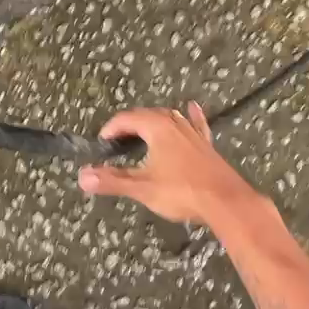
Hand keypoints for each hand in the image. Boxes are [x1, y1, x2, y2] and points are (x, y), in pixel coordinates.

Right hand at [77, 103, 265, 226]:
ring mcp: (192, 132)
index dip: (111, 128)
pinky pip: (195, 124)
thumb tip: (83, 176)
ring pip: (169, 117)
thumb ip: (113, 180)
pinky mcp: (205, 144)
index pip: (127, 119)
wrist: (226, 201)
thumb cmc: (182, 191)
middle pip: (146, 115)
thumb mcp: (143, 188)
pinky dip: (190, 116)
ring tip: (143, 128)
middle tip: (118, 140)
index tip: (102, 141)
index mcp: (156, 127)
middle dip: (130, 124)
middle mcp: (174, 122)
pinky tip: (192, 108)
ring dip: (153, 120)